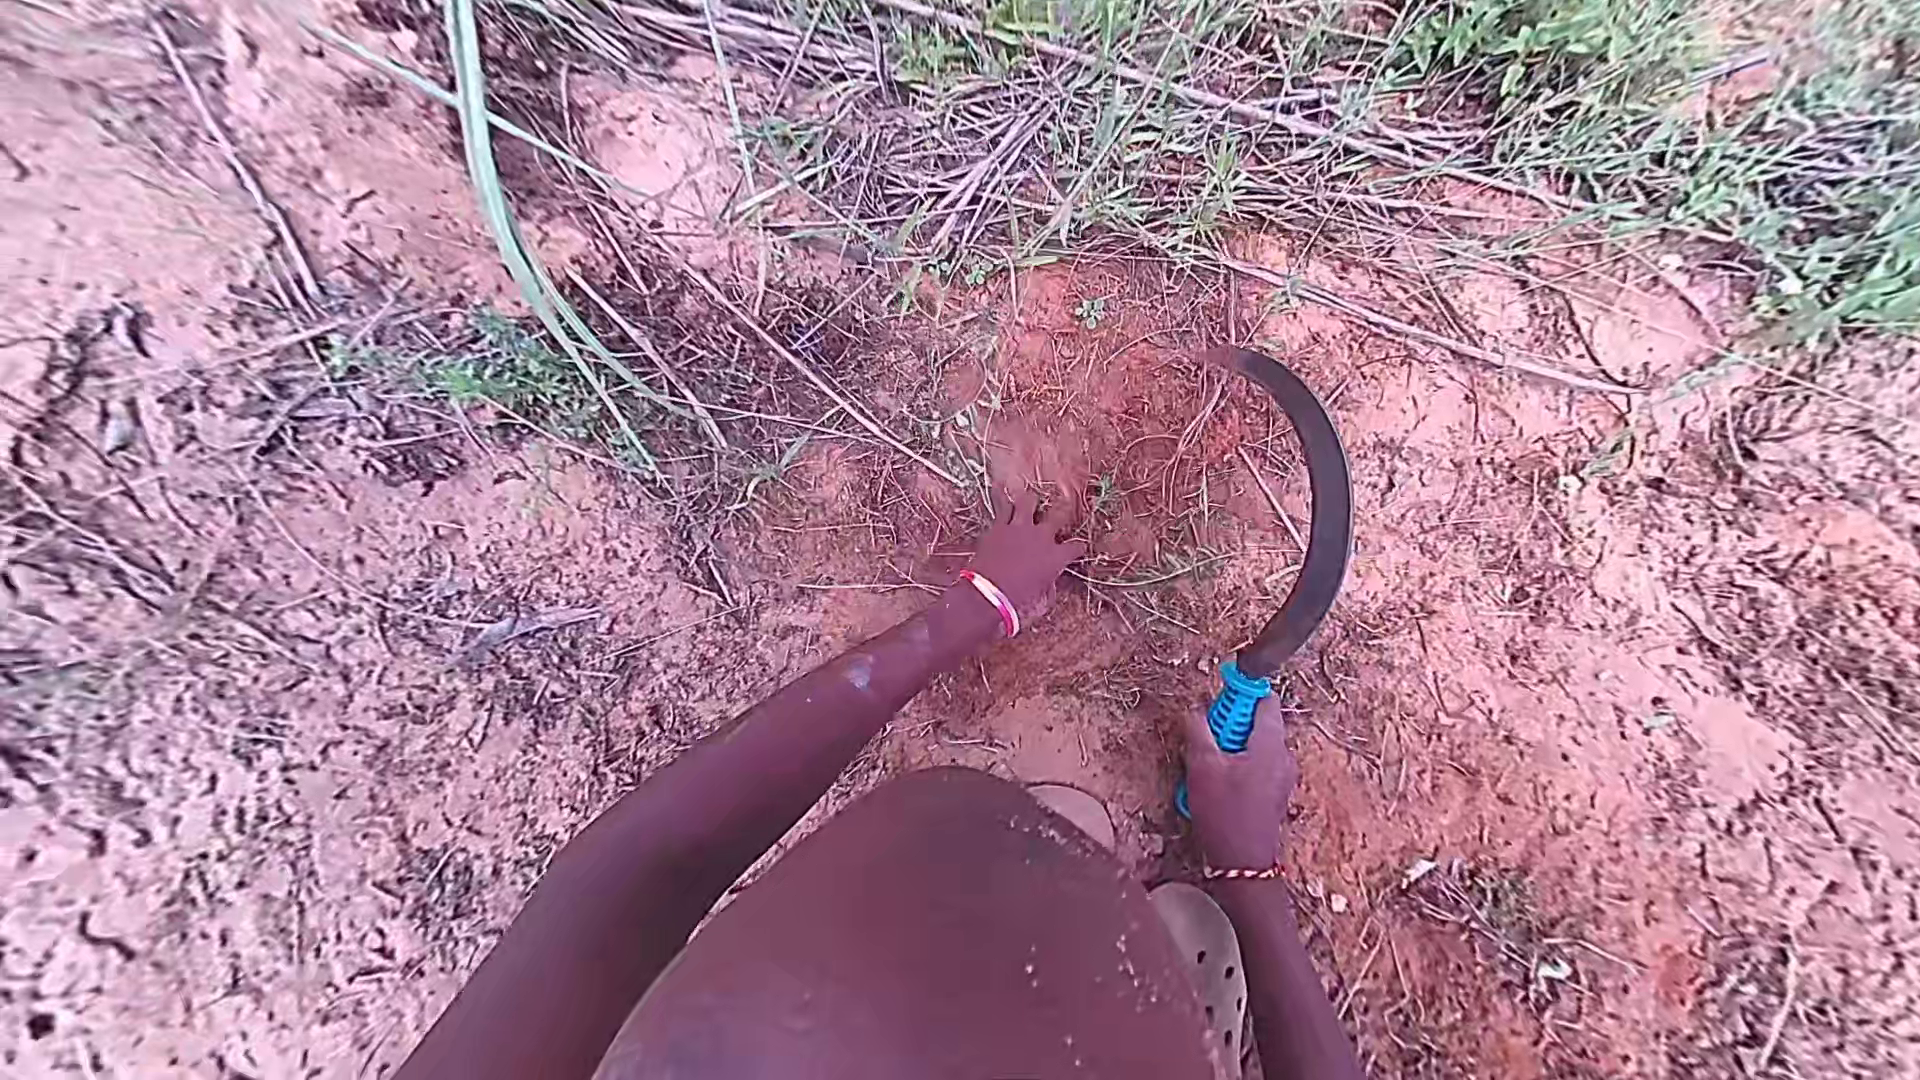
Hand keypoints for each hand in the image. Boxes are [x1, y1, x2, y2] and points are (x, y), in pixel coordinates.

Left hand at [967, 486, 1085, 621]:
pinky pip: (1004, 509)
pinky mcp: (999, 526)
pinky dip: (1007, 507)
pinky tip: (1007, 505)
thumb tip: (1049, 580)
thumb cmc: (1018, 600)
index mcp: (1056, 556)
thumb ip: (1049, 584)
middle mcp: (1042, 536)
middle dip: (1063, 511)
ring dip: (1031, 502)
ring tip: (1031, 501)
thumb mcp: (1042, 598)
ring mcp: (1020, 528)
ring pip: (1029, 503)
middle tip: (1063, 509)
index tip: (1077, 548)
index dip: (1078, 547)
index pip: (1076, 546)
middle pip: (1059, 515)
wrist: (989, 591)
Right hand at [1183, 697, 1296, 870]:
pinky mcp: (1275, 789)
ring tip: (1208, 759)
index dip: (1240, 693)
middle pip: (1259, 720)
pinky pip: (1257, 760)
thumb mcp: (1202, 764)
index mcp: (1270, 744)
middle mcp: (1284, 756)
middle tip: (1207, 735)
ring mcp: (1282, 775)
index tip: (1217, 702)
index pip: (1264, 699)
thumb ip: (1199, 729)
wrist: (1243, 864)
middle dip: (1231, 721)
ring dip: (1231, 741)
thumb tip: (1196, 708)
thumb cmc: (1223, 811)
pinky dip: (1238, 759)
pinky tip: (1218, 776)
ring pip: (1255, 741)